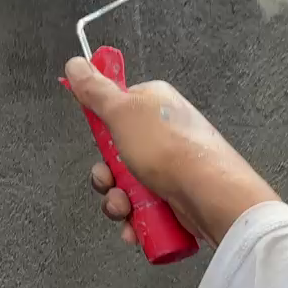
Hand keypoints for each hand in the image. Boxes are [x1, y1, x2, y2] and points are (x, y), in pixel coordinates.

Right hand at [64, 57, 278, 246]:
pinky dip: (133, 217)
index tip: (100, 140)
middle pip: (113, 152)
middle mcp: (161, 132)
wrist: (211, 198)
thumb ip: (95, 90)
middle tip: (111, 180)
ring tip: (126, 208)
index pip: (113, 109)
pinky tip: (135, 224)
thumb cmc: (171, 151)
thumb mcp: (122, 112)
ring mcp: (168, 164)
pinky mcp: (173, 194)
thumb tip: (76, 63)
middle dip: (106, 175)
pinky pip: (140, 205)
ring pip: (123, 183)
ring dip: (116, 201)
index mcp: (152, 103)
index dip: (101, 129)